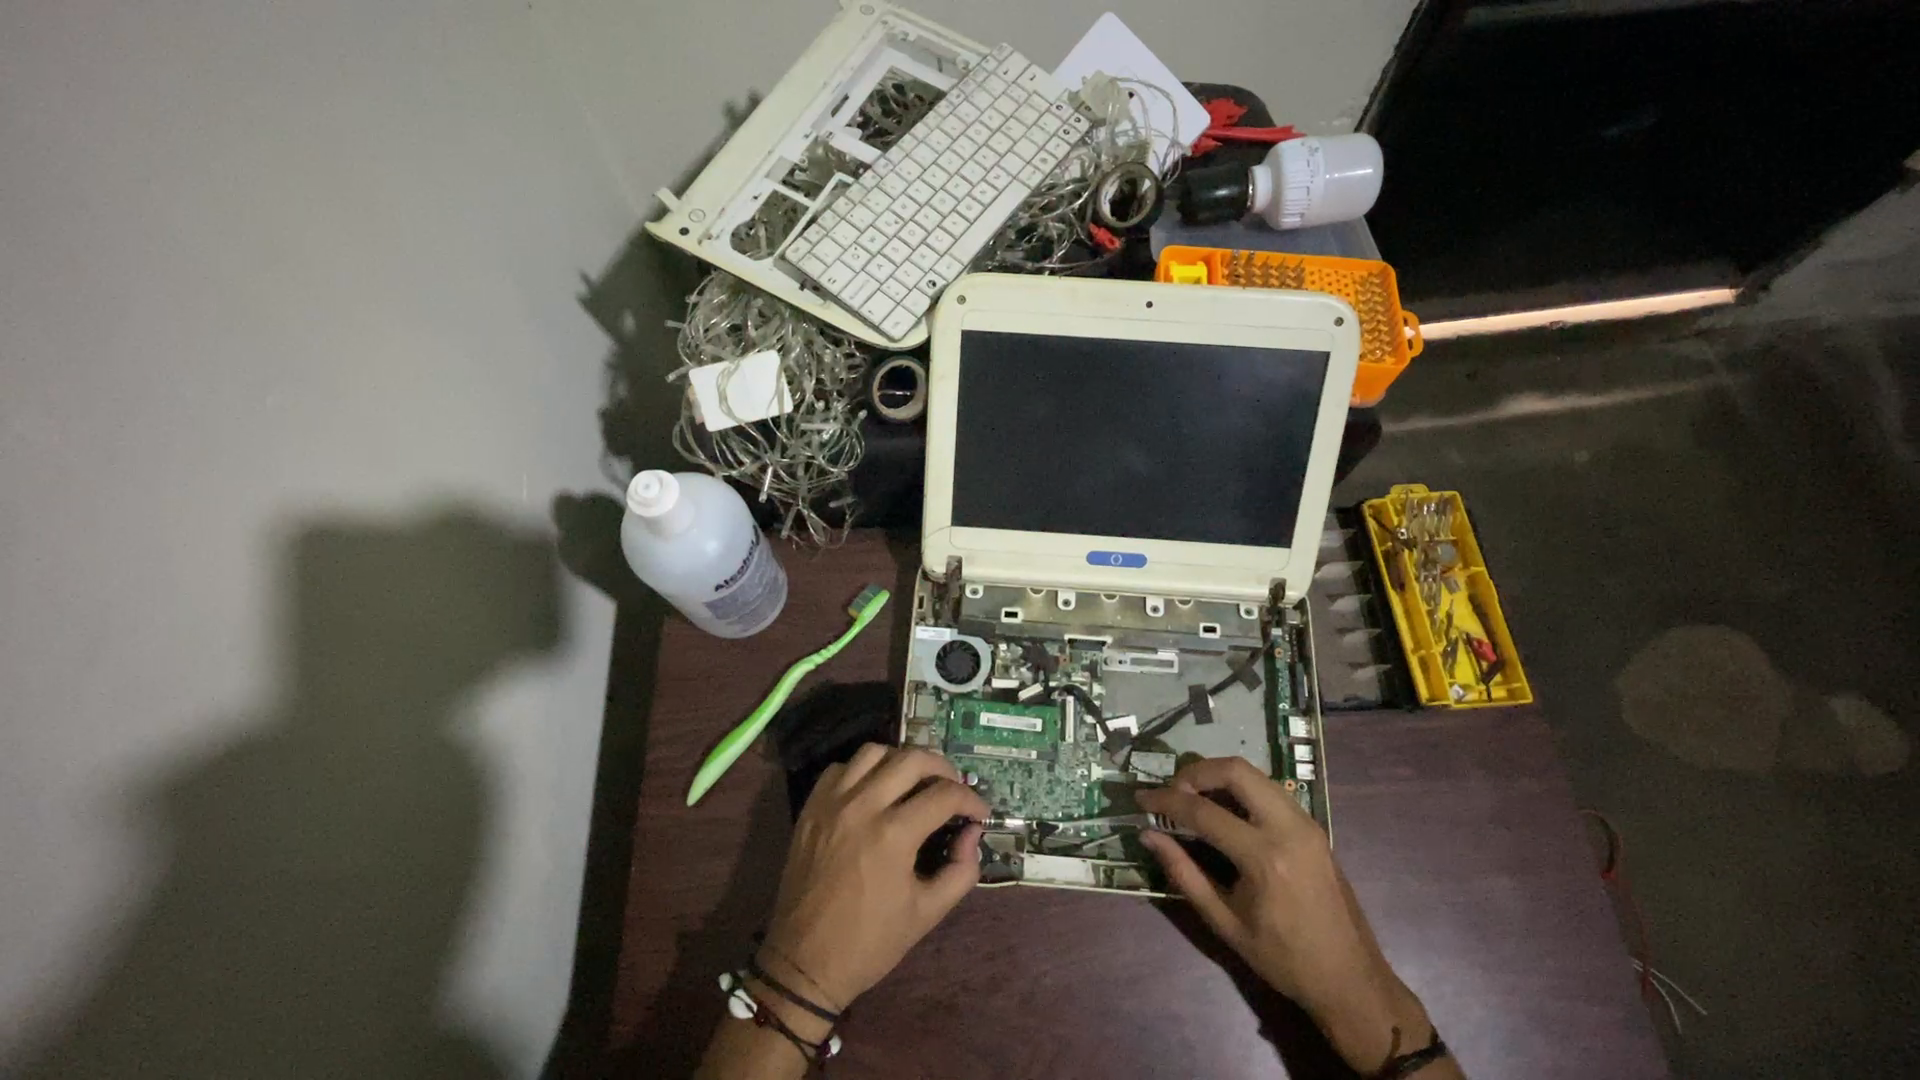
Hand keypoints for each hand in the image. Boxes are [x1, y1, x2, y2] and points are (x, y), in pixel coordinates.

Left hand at [760, 744, 988, 1007]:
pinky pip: (840, 768)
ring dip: (902, 761)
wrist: (804, 961)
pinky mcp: (810, 808)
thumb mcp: (928, 913)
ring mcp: (831, 803)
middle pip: (912, 759)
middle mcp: (862, 806)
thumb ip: (961, 870)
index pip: (945, 795)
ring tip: (915, 782)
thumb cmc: (870, 942)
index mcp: (893, 835)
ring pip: (874, 752)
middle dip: (943, 768)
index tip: (979, 814)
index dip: (971, 801)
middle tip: (954, 788)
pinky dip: (863, 770)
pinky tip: (874, 791)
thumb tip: (972, 834)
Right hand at [1136, 757, 1436, 1072]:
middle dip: (1195, 772)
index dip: (1165, 801)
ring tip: (1191, 797)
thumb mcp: (1225, 923)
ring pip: (1256, 774)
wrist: (1350, 979)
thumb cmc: (1283, 959)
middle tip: (1171, 791)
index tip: (1141, 798)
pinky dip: (1241, 789)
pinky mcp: (1314, 827)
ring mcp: (1306, 823)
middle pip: (1235, 771)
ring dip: (1218, 776)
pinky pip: (1271, 790)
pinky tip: (1223, 809)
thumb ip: (1184, 873)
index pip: (1203, 811)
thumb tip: (1149, 835)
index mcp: (1264, 857)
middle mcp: (1288, 828)